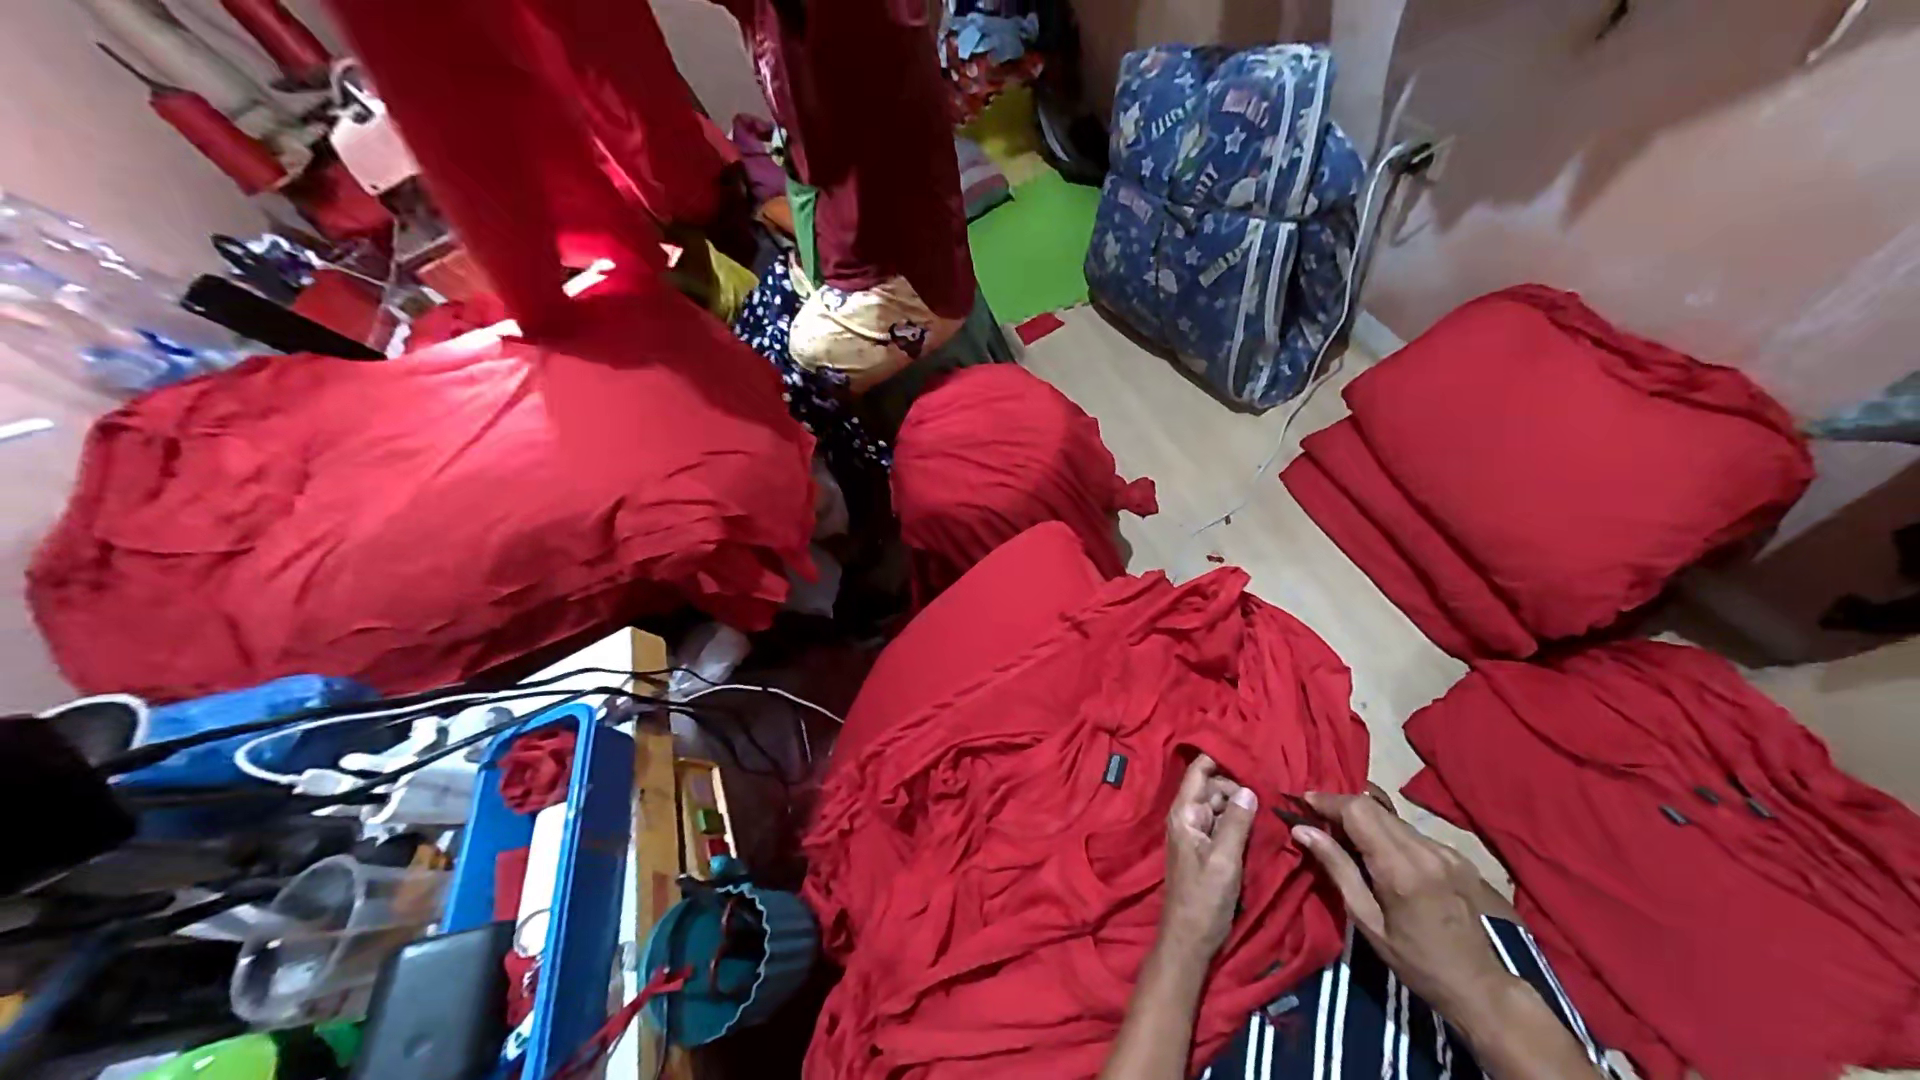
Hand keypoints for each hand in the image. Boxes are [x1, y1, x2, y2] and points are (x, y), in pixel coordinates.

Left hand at [1159, 754, 1257, 957]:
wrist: (1190, 938)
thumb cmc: (1203, 898)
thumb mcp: (1223, 859)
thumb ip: (1235, 822)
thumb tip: (1248, 789)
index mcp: (1184, 813)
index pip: (1199, 771)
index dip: (1219, 758)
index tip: (1249, 752)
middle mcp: (1187, 817)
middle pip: (1212, 786)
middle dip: (1236, 784)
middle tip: (1269, 787)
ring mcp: (1197, 832)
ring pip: (1219, 805)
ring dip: (1240, 803)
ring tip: (1269, 801)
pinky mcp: (1207, 848)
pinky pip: (1223, 823)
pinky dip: (1238, 819)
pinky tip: (1259, 821)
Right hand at [1289, 791, 1517, 1018]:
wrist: (1481, 987)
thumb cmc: (1415, 960)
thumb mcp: (1365, 919)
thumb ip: (1336, 868)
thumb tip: (1302, 829)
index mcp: (1402, 868)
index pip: (1358, 811)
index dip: (1328, 801)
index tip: (1302, 802)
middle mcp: (1426, 851)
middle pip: (1373, 806)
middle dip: (1340, 805)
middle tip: (1316, 817)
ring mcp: (1446, 851)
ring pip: (1391, 816)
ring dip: (1363, 817)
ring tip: (1342, 832)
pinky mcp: (1456, 856)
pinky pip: (1409, 830)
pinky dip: (1385, 830)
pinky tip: (1376, 849)